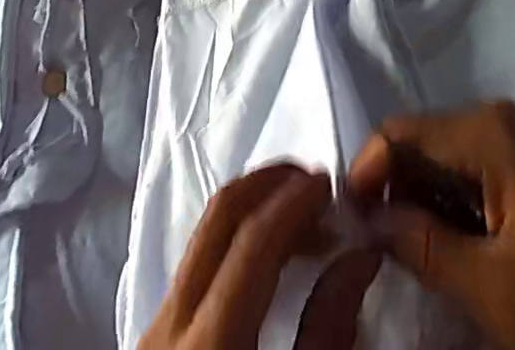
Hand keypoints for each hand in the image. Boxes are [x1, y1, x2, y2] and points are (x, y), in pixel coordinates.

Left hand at [141, 162, 381, 349]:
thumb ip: (329, 329)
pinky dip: (241, 239)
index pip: (253, 242)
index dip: (296, 202)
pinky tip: (274, 256)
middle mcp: (170, 323)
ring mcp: (155, 326)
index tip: (332, 182)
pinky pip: (200, 261)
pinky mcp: (155, 335)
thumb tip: (360, 254)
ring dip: (258, 209)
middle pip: (218, 217)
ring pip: (206, 234)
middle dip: (271, 183)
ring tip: (308, 220)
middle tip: (318, 181)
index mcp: (208, 346)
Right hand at [346, 102, 514, 349]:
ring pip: (439, 167)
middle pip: (416, 146)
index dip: (363, 177)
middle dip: (386, 194)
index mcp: (486, 132)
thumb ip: (423, 246)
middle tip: (364, 255)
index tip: (342, 232)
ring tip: (399, 263)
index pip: (396, 134)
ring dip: (414, 209)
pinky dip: (444, 215)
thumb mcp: (497, 290)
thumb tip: (364, 218)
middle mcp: (497, 125)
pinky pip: (467, 183)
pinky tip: (442, 258)